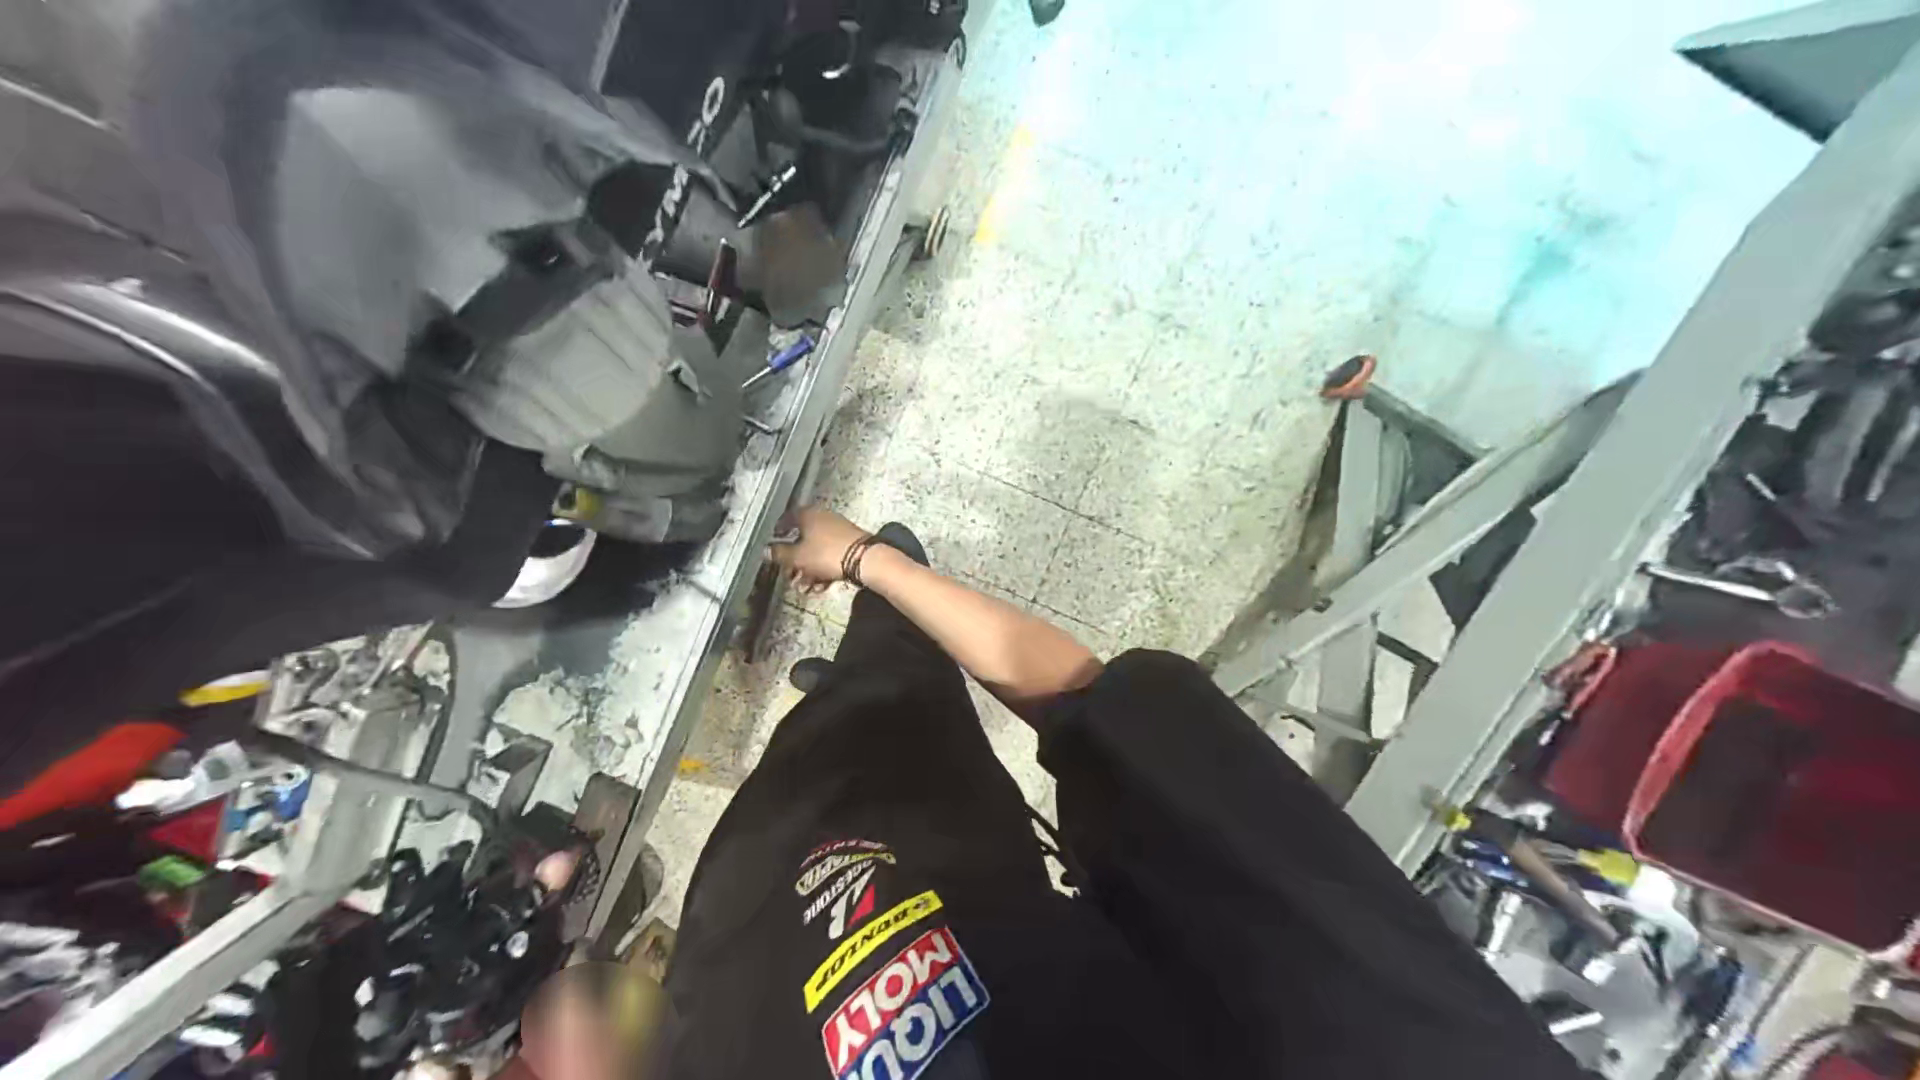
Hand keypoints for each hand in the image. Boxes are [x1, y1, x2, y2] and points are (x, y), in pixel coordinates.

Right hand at [771, 505, 871, 589]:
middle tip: (790, 577)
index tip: (773, 546)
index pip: (787, 519)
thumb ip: (779, 554)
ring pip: (817, 550)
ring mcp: (838, 530)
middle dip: (795, 562)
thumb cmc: (826, 554)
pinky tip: (821, 586)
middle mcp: (822, 518)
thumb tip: (766, 551)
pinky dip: (823, 569)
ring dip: (808, 570)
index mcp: (808, 514)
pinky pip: (830, 555)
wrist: (864, 559)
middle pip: (802, 539)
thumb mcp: (797, 557)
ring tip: (805, 588)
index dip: (777, 533)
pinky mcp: (849, 543)